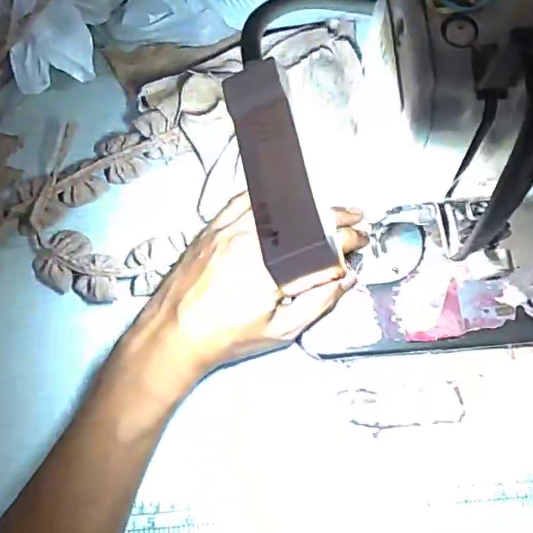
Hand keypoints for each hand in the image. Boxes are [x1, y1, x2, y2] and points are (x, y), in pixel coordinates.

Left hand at [123, 194, 366, 378]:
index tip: (361, 242)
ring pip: (279, 205)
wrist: (171, 334)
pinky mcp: (213, 228)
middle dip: (338, 217)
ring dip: (309, 204)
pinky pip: (245, 200)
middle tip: (354, 221)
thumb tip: (345, 280)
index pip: (324, 246)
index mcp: (273, 268)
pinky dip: (269, 196)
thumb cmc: (220, 336)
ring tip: (327, 207)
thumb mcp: (281, 329)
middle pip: (306, 219)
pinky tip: (283, 198)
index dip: (350, 241)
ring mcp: (229, 230)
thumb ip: (319, 302)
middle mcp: (251, 242)